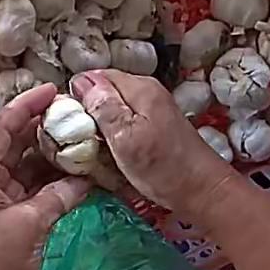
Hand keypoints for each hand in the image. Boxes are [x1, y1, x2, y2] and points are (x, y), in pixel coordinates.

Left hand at [0, 83, 88, 269]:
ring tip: (82, 141)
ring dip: (53, 157)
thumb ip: (58, 197)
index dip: (25, 107)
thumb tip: (85, 179)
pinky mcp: (14, 216)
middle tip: (75, 116)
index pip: (1, 129)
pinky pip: (37, 190)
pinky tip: (79, 174)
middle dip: (43, 129)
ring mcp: (0, 199)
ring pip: (29, 167)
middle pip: (15, 144)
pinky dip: (56, 183)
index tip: (52, 91)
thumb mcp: (28, 224)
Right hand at [70, 70, 236, 217]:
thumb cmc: (164, 168)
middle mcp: (147, 93)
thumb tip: (81, 81)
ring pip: (114, 112)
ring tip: (91, 152)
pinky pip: (126, 127)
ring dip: (100, 130)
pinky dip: (115, 140)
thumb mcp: (127, 138)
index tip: (66, 123)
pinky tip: (111, 158)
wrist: (203, 192)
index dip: (77, 97)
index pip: (95, 78)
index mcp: (139, 88)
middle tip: (76, 142)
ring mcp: (153, 111)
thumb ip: (104, 108)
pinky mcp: (156, 130)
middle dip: (88, 115)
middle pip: (105, 94)